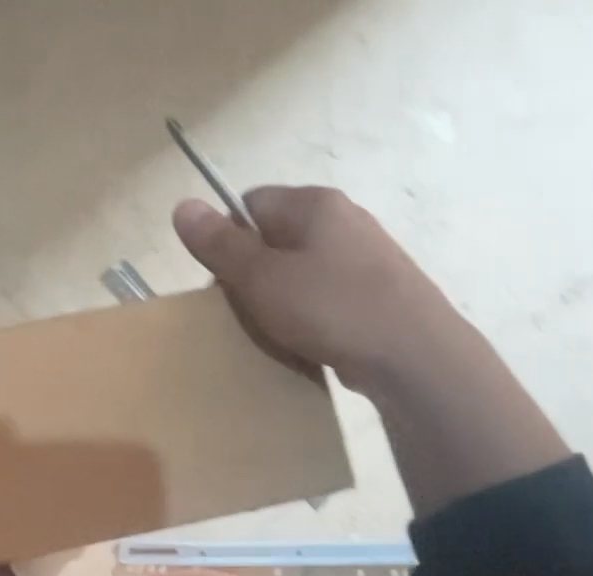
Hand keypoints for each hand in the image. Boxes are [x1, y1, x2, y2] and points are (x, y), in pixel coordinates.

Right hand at [171, 186, 495, 397]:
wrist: (410, 353)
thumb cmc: (328, 308)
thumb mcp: (260, 278)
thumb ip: (218, 244)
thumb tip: (181, 205)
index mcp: (314, 204)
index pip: (248, 204)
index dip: (226, 240)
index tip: (224, 279)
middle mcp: (342, 217)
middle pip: (271, 237)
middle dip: (249, 273)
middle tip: (245, 309)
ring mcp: (361, 253)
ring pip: (294, 269)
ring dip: (275, 297)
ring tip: (273, 328)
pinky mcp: (373, 287)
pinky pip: (319, 292)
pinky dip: (303, 312)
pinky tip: (303, 337)